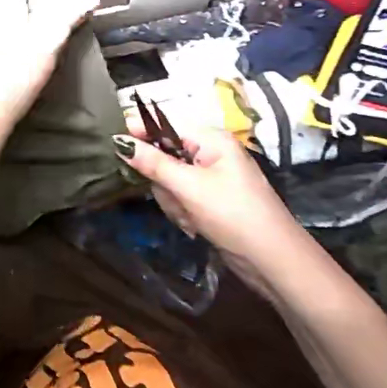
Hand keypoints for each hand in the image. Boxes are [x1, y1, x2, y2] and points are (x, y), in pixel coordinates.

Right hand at [111, 126, 318, 301]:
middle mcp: (212, 154)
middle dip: (164, 182)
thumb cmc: (233, 214)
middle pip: (165, 156)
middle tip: (175, 198)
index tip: (113, 139)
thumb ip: (152, 163)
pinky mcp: (211, 200)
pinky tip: (195, 226)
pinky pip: (182, 197)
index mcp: (213, 141)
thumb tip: (119, 140)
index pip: (167, 127)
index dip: (141, 132)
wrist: (273, 260)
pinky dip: (183, 211)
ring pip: (169, 180)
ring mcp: (213, 178)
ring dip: (174, 201)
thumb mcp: (188, 187)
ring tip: (190, 217)